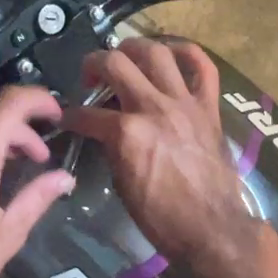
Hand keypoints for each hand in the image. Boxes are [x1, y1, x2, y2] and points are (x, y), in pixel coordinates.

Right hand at [63, 39, 249, 268]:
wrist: (212, 230)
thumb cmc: (161, 217)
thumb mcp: (122, 184)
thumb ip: (111, 147)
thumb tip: (103, 131)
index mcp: (126, 132)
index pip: (86, 114)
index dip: (70, 115)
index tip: (66, 118)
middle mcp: (153, 108)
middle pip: (116, 63)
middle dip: (94, 63)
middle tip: (89, 74)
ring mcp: (184, 104)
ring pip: (156, 53)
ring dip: (135, 47)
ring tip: (125, 54)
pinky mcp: (208, 108)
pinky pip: (203, 67)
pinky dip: (187, 53)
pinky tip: (171, 52)